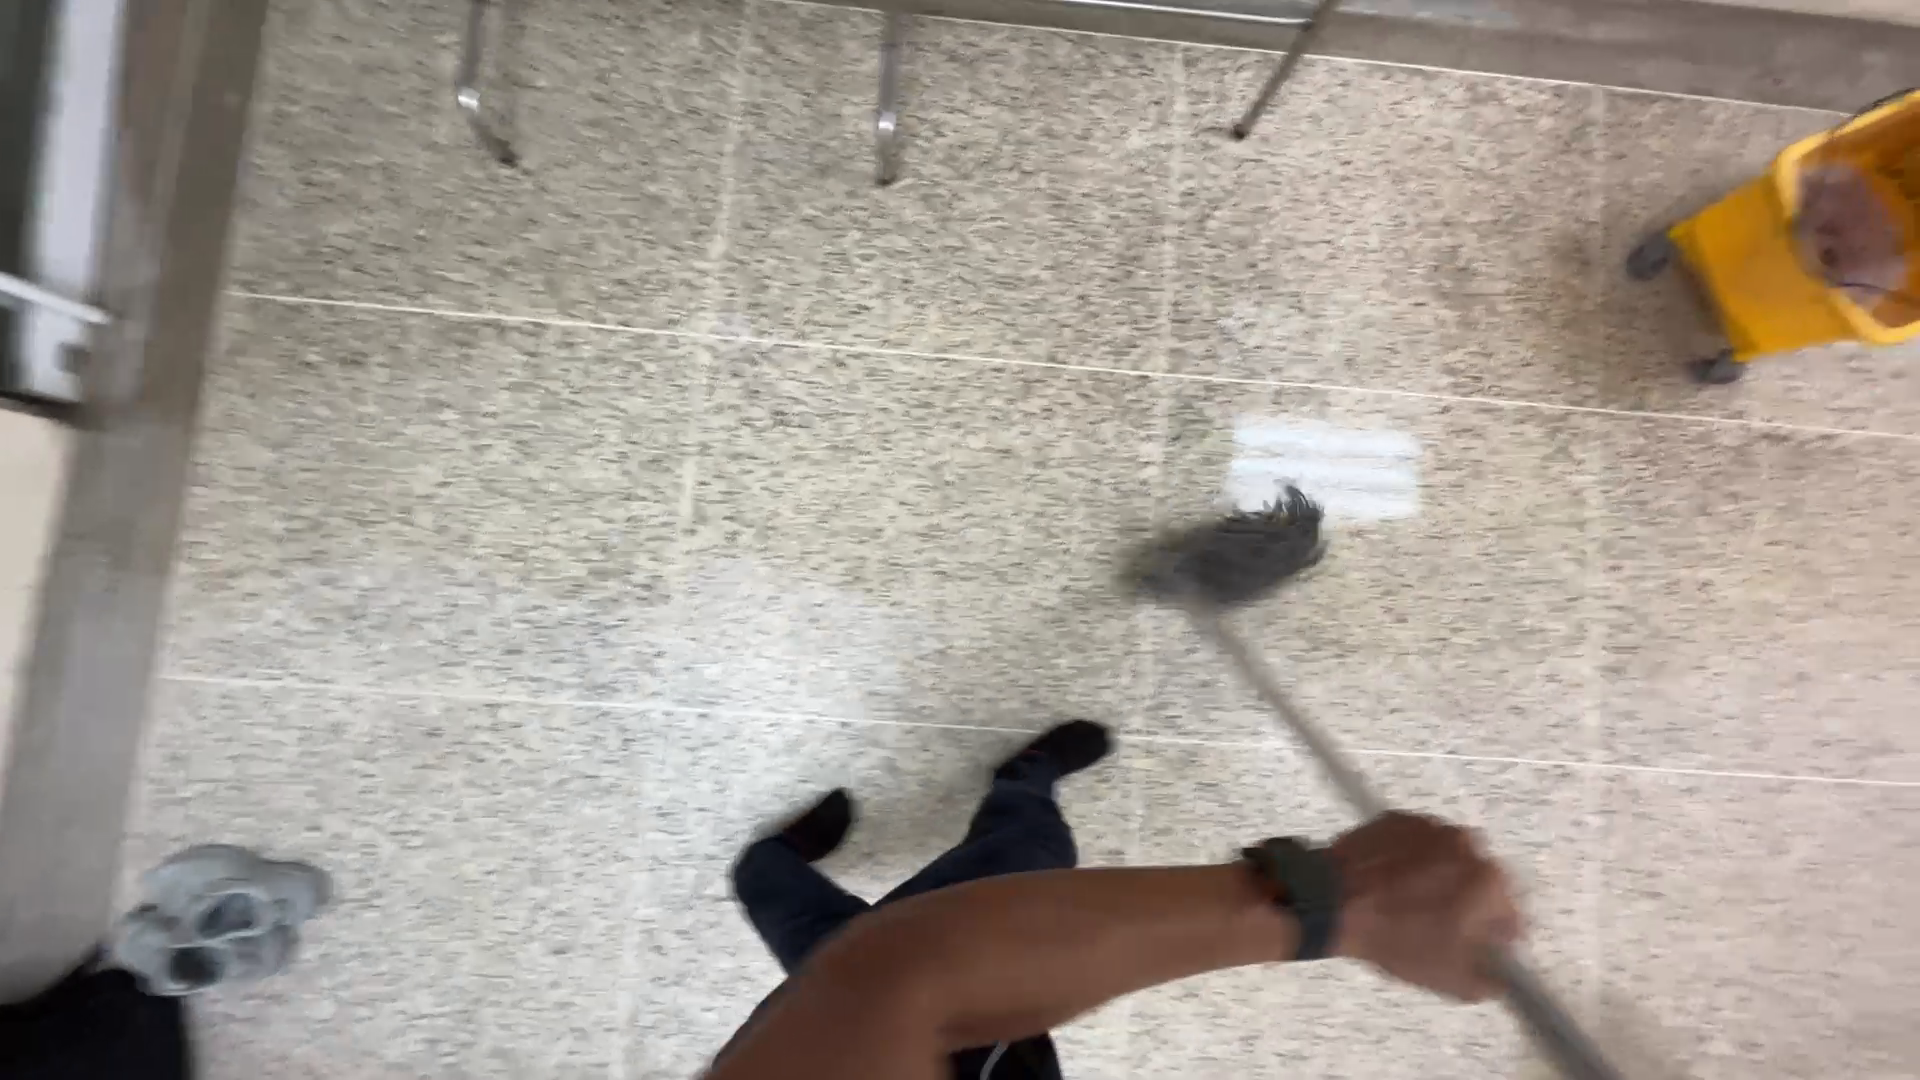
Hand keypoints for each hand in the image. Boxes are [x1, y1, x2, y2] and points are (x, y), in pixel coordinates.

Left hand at [1325, 811, 1522, 1001]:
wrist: (1332, 899)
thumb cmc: (1396, 937)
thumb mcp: (1453, 980)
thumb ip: (1489, 981)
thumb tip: (1497, 977)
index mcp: (1490, 881)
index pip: (1511, 915)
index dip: (1498, 935)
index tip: (1485, 945)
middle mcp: (1465, 843)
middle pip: (1480, 879)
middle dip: (1470, 899)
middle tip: (1446, 921)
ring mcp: (1426, 825)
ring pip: (1448, 856)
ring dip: (1440, 874)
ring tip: (1415, 898)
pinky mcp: (1393, 817)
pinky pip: (1415, 841)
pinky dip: (1411, 856)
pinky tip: (1394, 877)